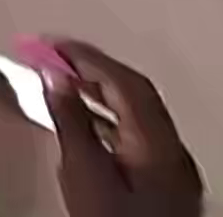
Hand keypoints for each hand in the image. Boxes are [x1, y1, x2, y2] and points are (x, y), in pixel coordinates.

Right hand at [43, 39, 202, 216]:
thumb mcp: (83, 168)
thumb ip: (70, 118)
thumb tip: (54, 76)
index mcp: (158, 145)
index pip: (125, 83)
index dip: (85, 56)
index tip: (48, 43)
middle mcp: (174, 152)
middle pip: (134, 92)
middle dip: (90, 65)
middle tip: (50, 52)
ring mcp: (173, 168)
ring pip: (135, 108)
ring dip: (95, 85)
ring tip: (58, 76)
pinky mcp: (164, 180)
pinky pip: (134, 127)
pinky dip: (104, 107)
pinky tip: (79, 110)